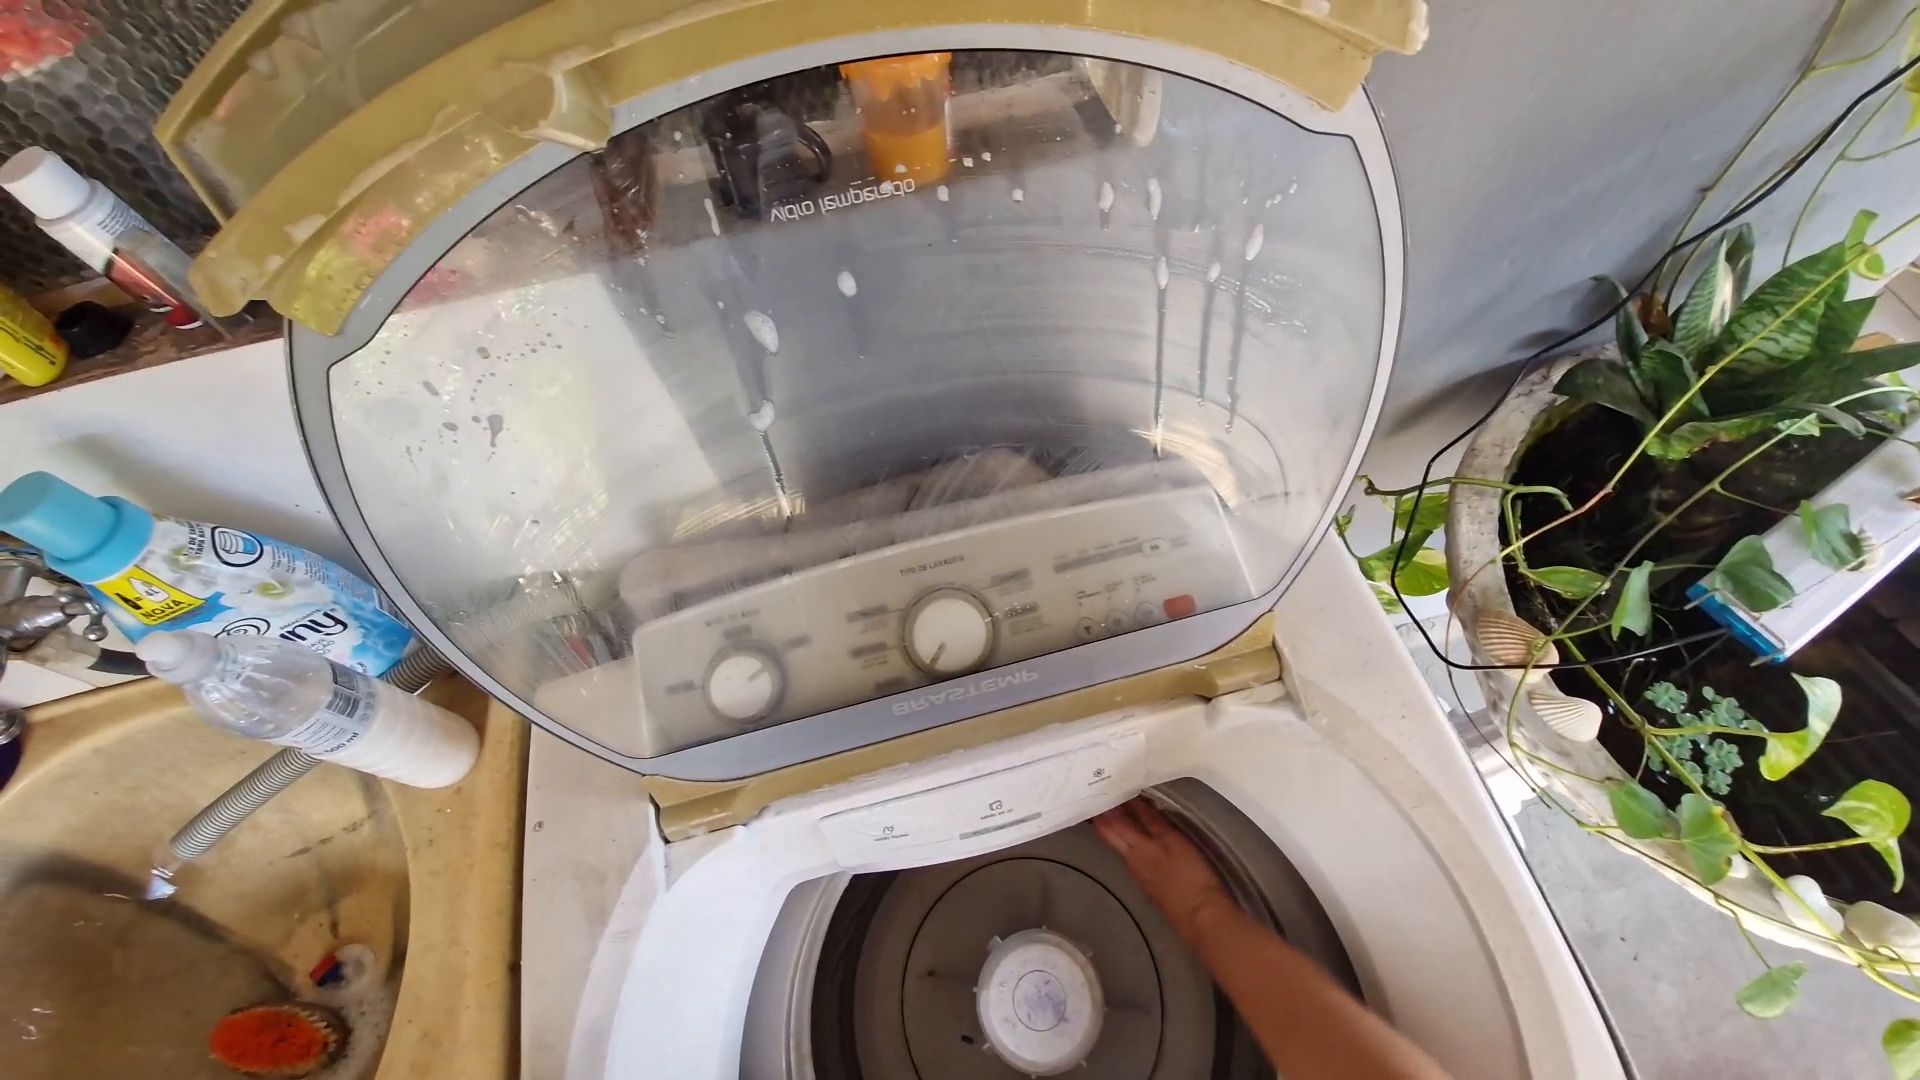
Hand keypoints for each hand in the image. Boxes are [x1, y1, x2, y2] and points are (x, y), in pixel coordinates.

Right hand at [1093, 798, 1239, 945]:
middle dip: (1105, 812)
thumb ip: (1148, 872)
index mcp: (1135, 869)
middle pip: (1114, 829)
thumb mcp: (1156, 891)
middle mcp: (1136, 856)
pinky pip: (1150, 817)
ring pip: (1127, 822)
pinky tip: (1133, 794)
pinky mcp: (1168, 837)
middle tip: (1095, 793)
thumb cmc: (1182, 911)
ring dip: (1117, 806)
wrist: (1200, 914)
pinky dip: (1140, 805)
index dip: (1103, 826)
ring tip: (1108, 789)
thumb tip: (1142, 859)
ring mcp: (1150, 845)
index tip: (1096, 812)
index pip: (1113, 841)